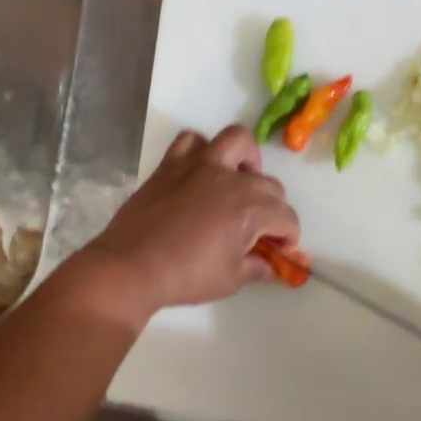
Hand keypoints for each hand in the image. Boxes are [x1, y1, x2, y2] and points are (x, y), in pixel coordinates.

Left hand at [77, 126, 299, 319]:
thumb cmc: (185, 277)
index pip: (285, 217)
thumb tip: (268, 267)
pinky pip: (191, 141)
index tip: (280, 250)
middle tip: (258, 229)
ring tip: (239, 180)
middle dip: (273, 207)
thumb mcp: (230, 280)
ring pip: (236, 141)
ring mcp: (198, 166)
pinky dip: (201, 150)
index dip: (288, 236)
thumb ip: (255, 268)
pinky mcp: (171, 165)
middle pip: (268, 184)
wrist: (132, 266)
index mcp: (250, 208)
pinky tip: (200, 171)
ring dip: (246, 159)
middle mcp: (230, 178)